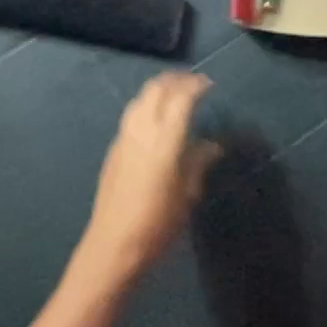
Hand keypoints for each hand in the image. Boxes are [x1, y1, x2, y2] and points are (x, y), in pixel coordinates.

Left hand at [75, 72, 221, 286]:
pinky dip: (147, 105)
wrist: (113, 245)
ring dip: (159, 90)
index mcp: (165, 138)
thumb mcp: (187, 193)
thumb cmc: (158, 223)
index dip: (196, 86)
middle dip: (176, 80)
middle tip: (193, 83)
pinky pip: (132, 114)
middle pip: (157, 89)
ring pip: (141, 98)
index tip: (210, 85)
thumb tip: (212, 145)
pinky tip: (156, 119)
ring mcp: (124, 137)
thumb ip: (198, 162)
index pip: (182, 98)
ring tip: (176, 95)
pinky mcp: (114, 149)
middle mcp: (142, 129)